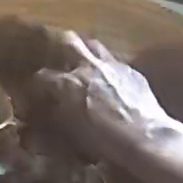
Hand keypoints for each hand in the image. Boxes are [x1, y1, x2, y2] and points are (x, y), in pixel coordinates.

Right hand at [35, 31, 181, 169]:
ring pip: (94, 45)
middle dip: (60, 45)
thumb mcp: (71, 129)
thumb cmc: (103, 141)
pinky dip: (106, 66)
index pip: (43, 76)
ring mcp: (112, 66)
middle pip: (69, 41)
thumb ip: (59, 112)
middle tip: (58, 54)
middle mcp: (88, 67)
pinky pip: (113, 61)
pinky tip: (109, 78)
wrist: (146, 139)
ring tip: (84, 60)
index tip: (36, 91)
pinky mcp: (131, 71)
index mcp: (68, 84)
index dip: (37, 84)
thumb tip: (53, 106)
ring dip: (86, 50)